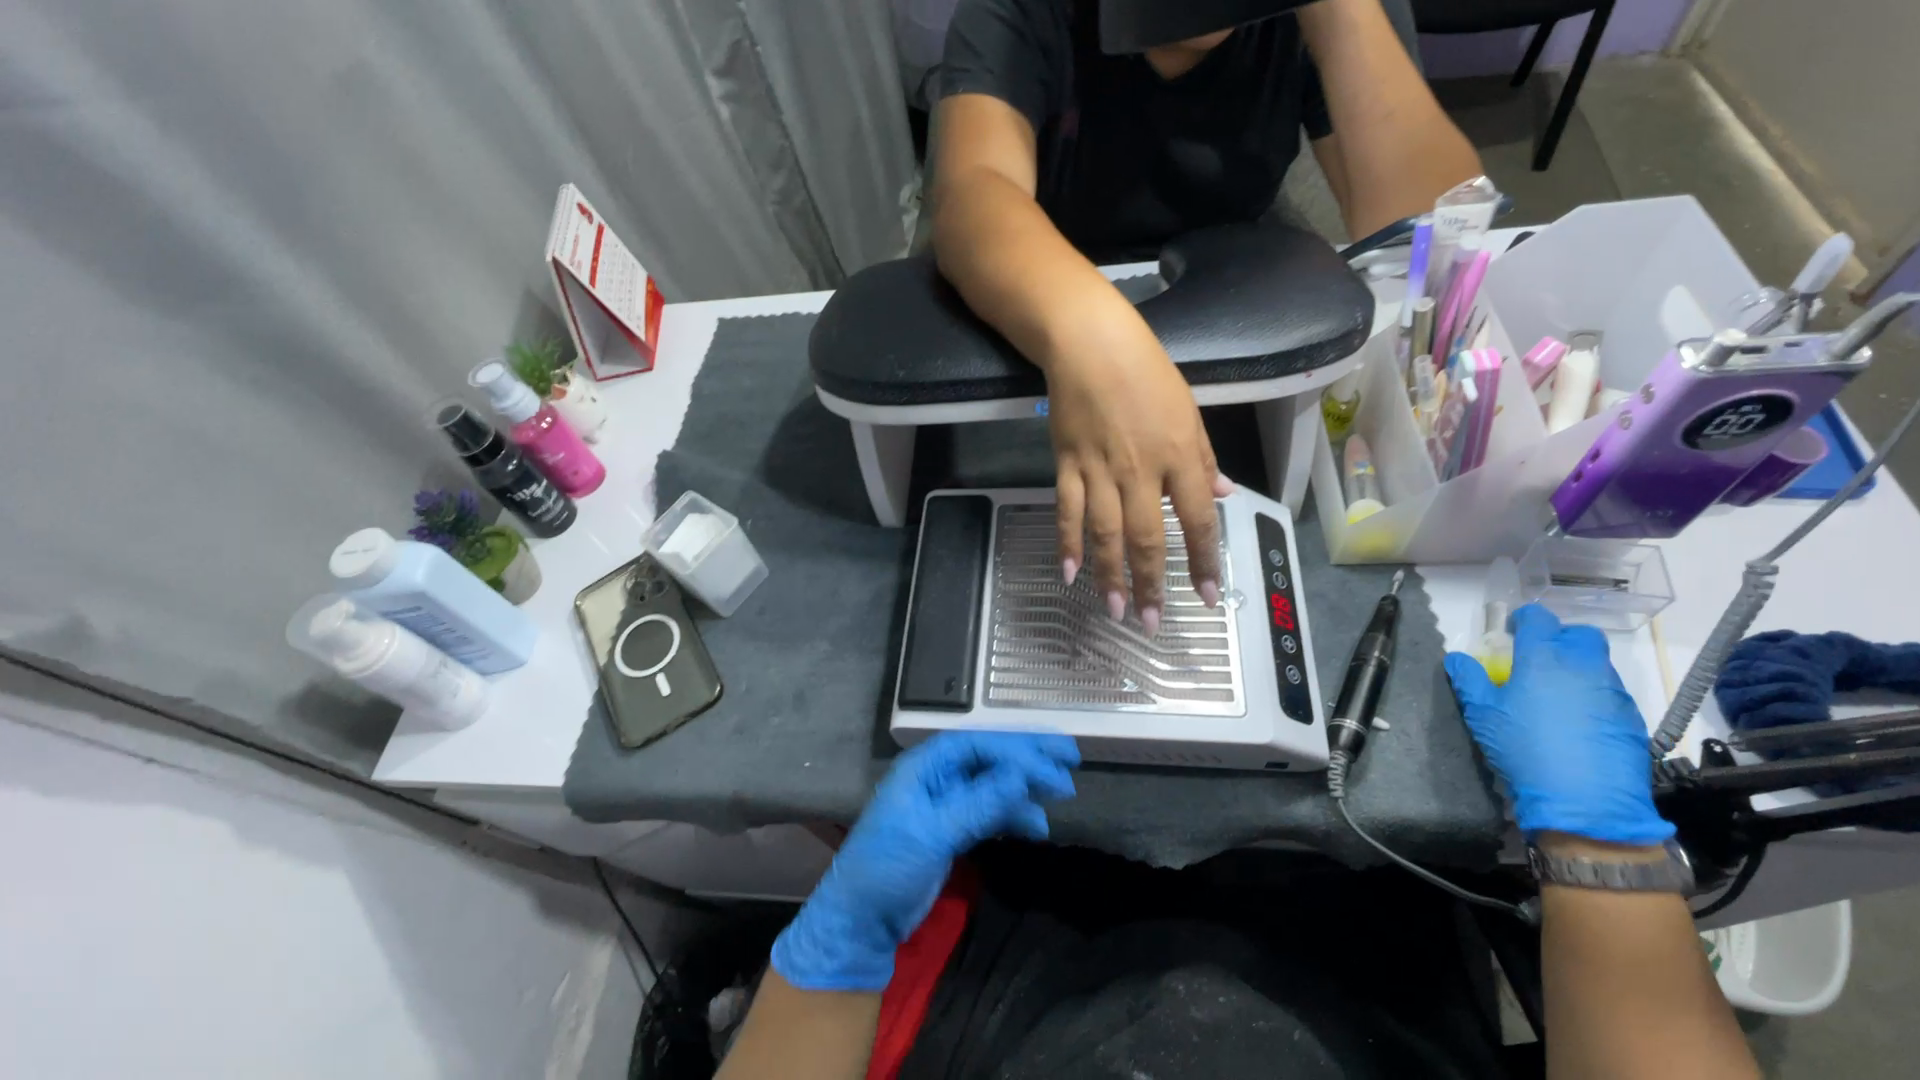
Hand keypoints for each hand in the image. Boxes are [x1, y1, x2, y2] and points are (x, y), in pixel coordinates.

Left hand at [770, 731, 1079, 991]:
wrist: (862, 921)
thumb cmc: (888, 867)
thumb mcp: (934, 833)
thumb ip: (980, 803)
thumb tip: (1024, 774)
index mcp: (924, 766)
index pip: (979, 743)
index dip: (1019, 747)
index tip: (1057, 760)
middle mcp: (936, 777)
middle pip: (990, 756)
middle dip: (1029, 758)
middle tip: (1071, 760)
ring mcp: (946, 803)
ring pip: (994, 784)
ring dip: (1026, 789)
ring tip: (1061, 796)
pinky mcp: (953, 830)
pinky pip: (992, 811)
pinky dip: (1015, 815)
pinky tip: (1037, 826)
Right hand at [1045, 333, 1231, 635]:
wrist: (1090, 344)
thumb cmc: (1146, 372)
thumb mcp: (1189, 410)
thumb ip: (1204, 459)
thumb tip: (1222, 498)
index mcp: (1179, 456)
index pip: (1197, 521)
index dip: (1204, 562)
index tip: (1209, 597)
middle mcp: (1141, 471)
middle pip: (1148, 538)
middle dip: (1152, 584)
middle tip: (1153, 623)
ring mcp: (1099, 471)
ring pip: (1106, 534)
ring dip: (1111, 576)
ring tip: (1116, 611)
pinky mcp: (1067, 465)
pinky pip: (1067, 512)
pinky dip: (1068, 544)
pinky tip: (1070, 574)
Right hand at [1444, 604, 1672, 846]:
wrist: (1586, 801)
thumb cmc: (1524, 748)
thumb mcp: (1483, 714)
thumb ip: (1469, 679)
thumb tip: (1457, 658)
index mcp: (1545, 656)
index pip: (1538, 617)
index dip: (1523, 620)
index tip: (1511, 635)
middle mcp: (1584, 665)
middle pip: (1578, 634)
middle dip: (1559, 639)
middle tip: (1537, 663)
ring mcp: (1613, 691)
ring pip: (1596, 664)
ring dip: (1576, 670)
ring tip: (1555, 699)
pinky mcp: (1631, 718)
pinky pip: (1609, 694)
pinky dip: (1592, 698)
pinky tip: (1576, 725)